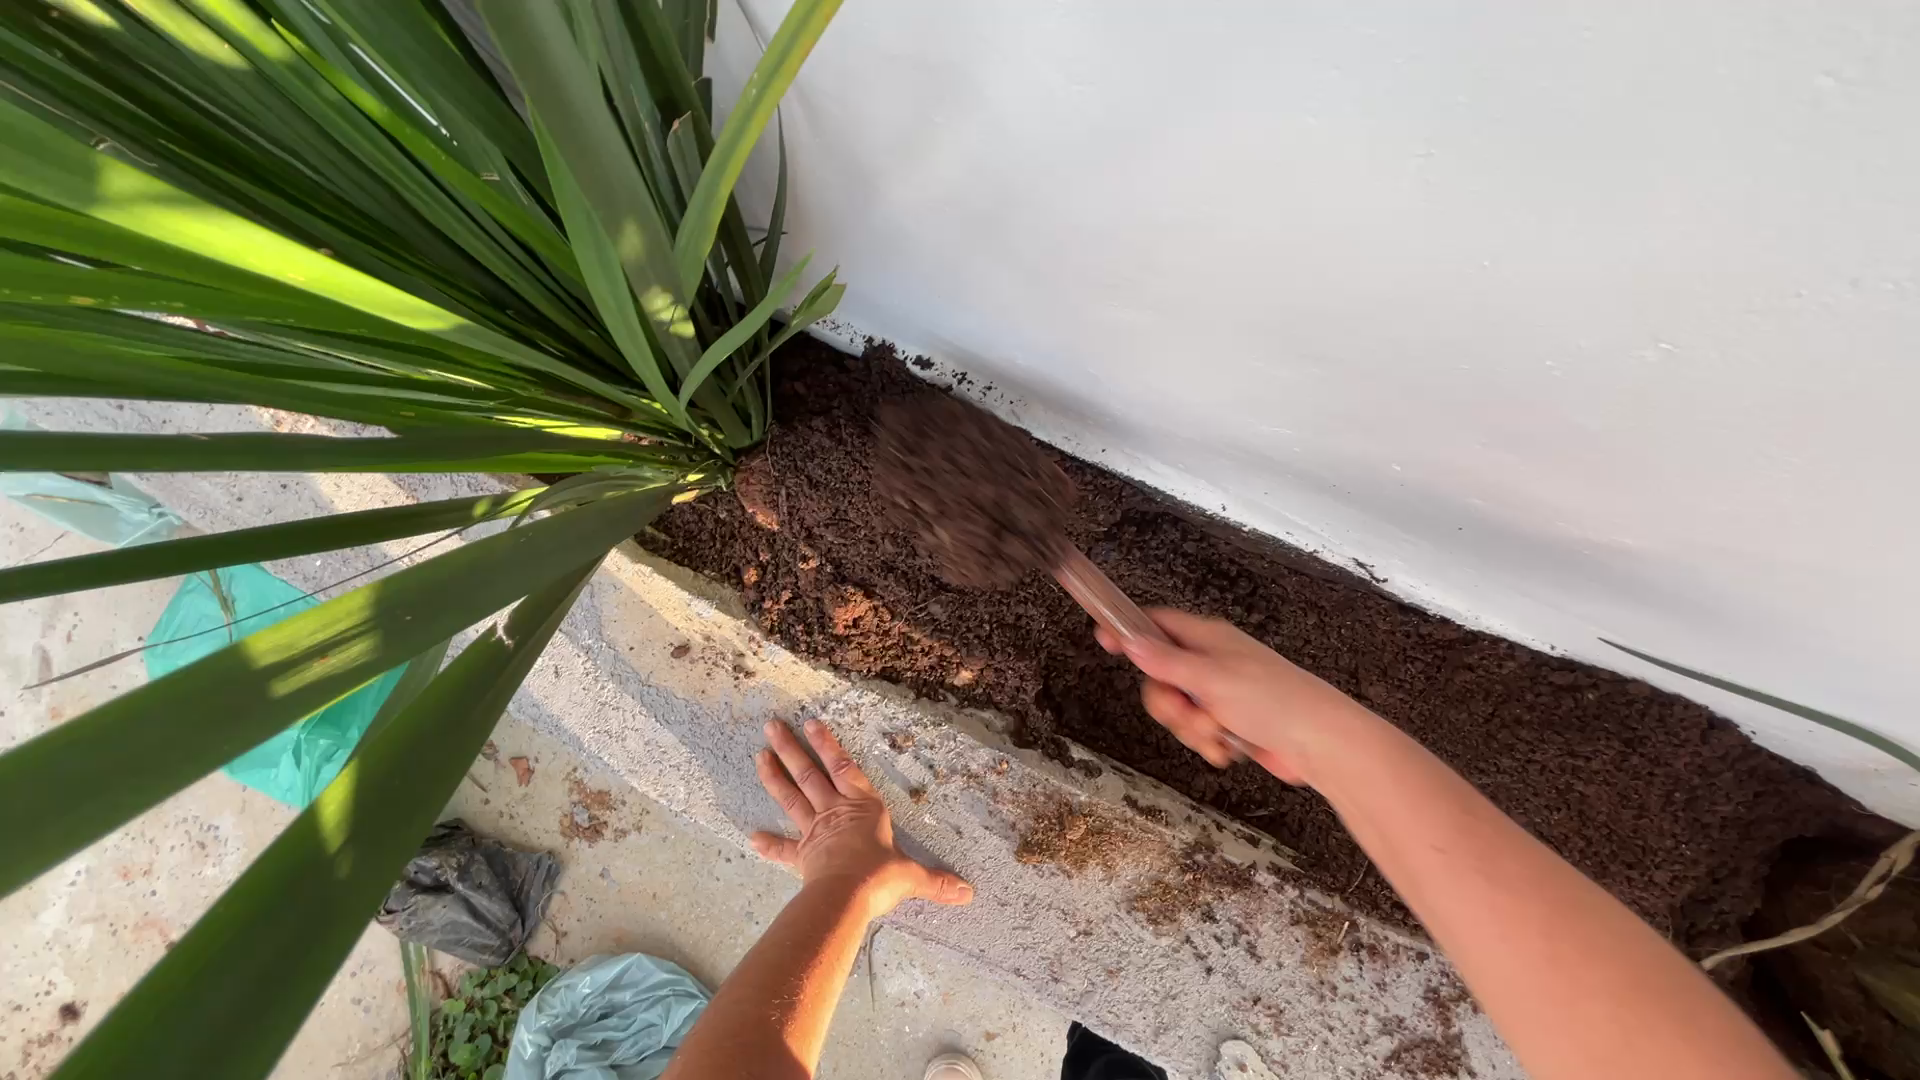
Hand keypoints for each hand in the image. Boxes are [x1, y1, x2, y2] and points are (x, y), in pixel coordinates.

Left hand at [751, 718, 973, 917]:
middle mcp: (835, 812)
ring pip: (791, 797)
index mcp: (862, 807)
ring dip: (774, 776)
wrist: (847, 898)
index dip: (827, 744)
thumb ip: (936, 881)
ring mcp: (815, 831)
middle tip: (772, 726)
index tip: (811, 723)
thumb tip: (968, 893)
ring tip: (759, 755)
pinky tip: (751, 837)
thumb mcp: (912, 876)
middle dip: (791, 749)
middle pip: (809, 774)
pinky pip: (783, 849)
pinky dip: (768, 843)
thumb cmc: (879, 877)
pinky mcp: (801, 856)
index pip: (844, 767)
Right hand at [1095, 609, 1384, 785]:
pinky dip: (1206, 742)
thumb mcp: (1210, 677)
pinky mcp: (1227, 722)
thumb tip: (1129, 638)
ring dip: (1190, 728)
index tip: (1104, 639)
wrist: (1320, 744)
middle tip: (1187, 713)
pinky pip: (1196, 730)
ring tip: (1216, 733)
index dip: (1129, 632)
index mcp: (1206, 639)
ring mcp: (1218, 692)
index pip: (1156, 624)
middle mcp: (1209, 662)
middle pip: (1158, 676)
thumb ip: (1165, 661)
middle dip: (1168, 703)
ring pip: (1176, 708)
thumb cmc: (1274, 700)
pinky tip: (1225, 748)